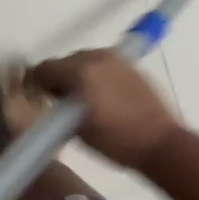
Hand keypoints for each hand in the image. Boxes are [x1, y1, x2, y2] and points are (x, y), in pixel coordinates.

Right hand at [28, 49, 182, 169]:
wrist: (161, 143)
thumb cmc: (116, 141)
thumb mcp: (78, 129)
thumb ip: (60, 107)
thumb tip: (54, 98)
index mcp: (78, 72)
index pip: (45, 68)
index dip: (37, 82)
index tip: (39, 96)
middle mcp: (94, 57)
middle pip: (65, 61)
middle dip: (59, 78)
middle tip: (63, 101)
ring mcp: (114, 58)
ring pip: (84, 60)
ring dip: (78, 74)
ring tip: (85, 98)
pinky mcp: (129, 64)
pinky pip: (103, 64)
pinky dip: (96, 74)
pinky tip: (103, 95)